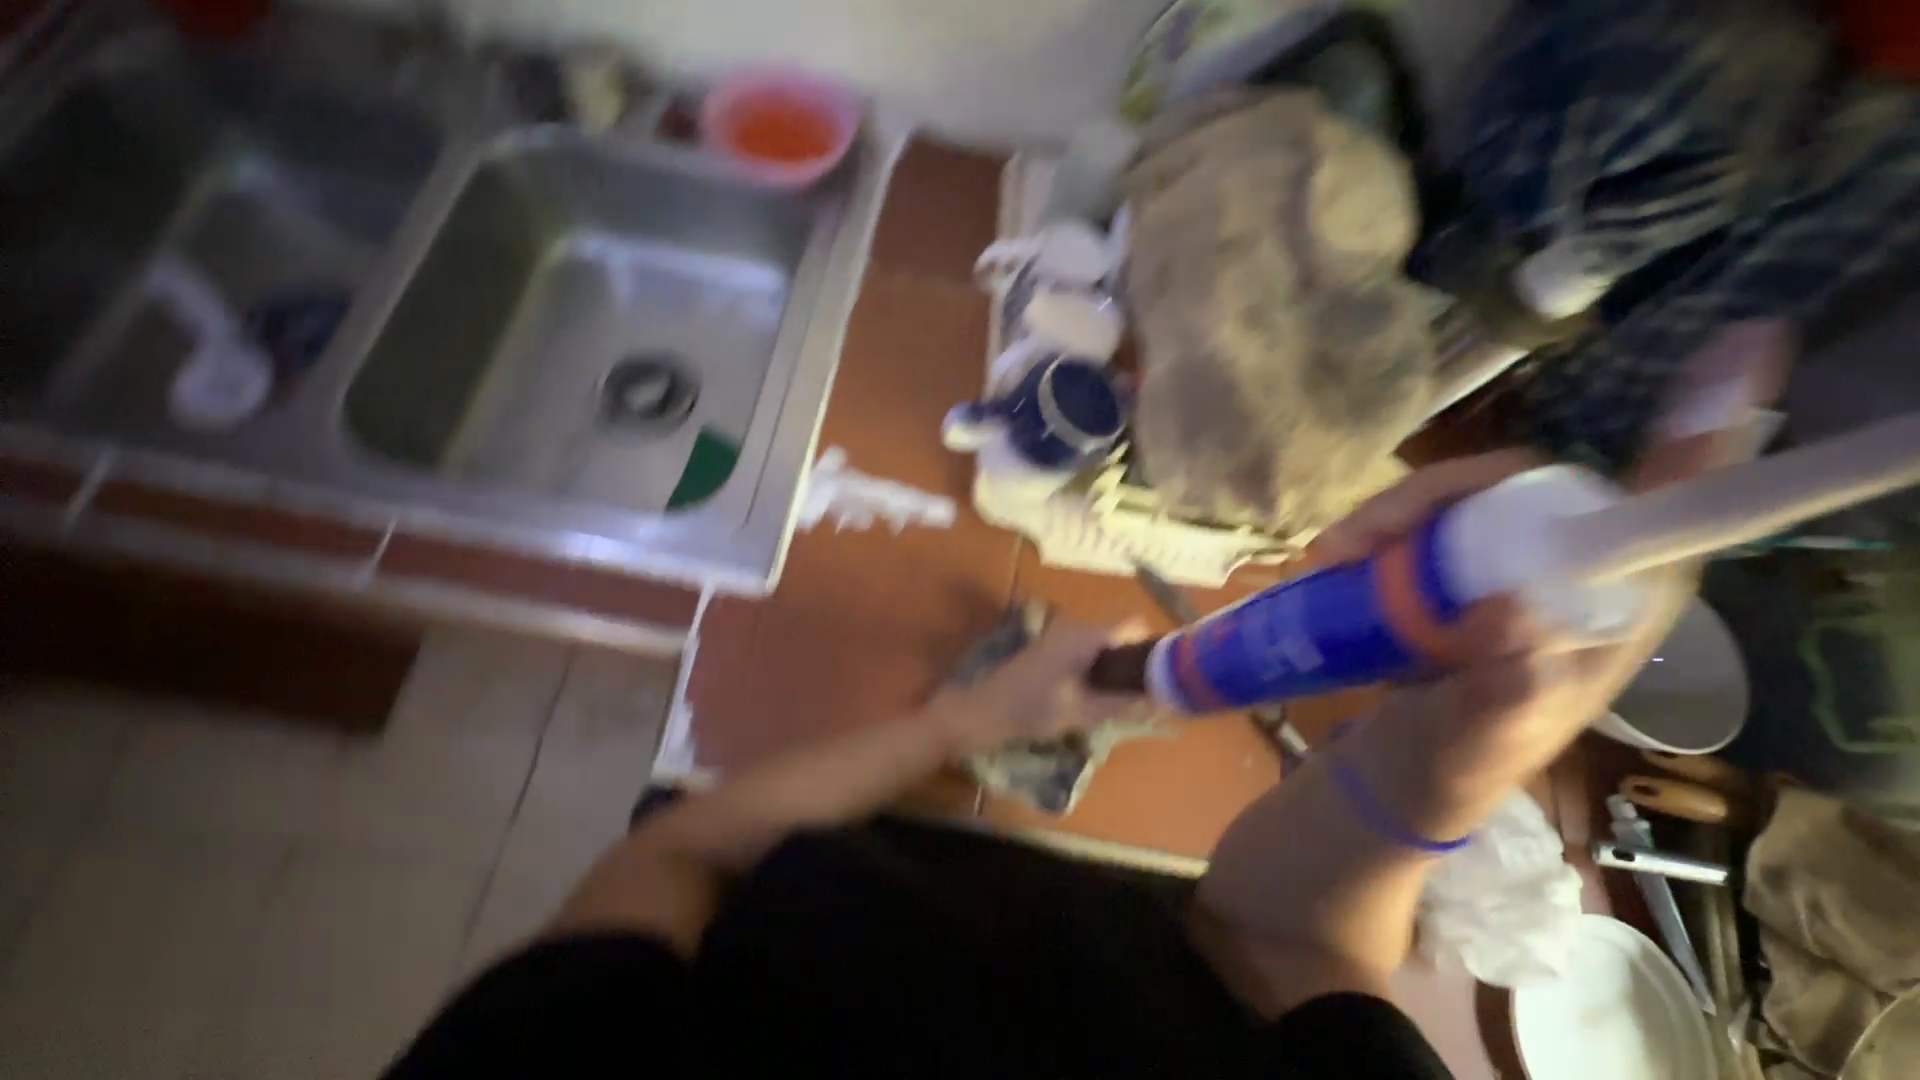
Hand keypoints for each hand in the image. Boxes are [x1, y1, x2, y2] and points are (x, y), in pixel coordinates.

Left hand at [924, 619, 1146, 756]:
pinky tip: (1104, 702)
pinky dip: (1102, 675)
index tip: (1171, 675)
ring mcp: (1061, 640)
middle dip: (1140, 664)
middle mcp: (1074, 629)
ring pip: (1106, 650)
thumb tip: (1166, 702)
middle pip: (1122, 638)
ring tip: (1134, 704)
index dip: (1155, 647)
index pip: (1134, 625)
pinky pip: (1090, 657)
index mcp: (1083, 635)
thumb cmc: (1027, 710)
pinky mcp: (1052, 654)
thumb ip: (1122, 705)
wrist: (977, 714)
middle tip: (1155, 698)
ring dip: (1120, 673)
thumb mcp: (1079, 712)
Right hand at [1315, 320, 1792, 798]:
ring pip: (1453, 501)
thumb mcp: (1480, 744)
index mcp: (1605, 612)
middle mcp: (1560, 574)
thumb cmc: (1453, 767)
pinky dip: (1369, 530)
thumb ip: (1502, 694)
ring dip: (1385, 514)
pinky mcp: (1442, 572)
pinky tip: (1326, 559)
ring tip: (1323, 558)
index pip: (1664, 517)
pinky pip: (1413, 524)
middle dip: (1432, 494)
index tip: (1741, 346)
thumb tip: (1509, 609)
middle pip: (1519, 488)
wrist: (1394, 775)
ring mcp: (1495, 568)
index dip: (1695, 439)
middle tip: (1355, 537)